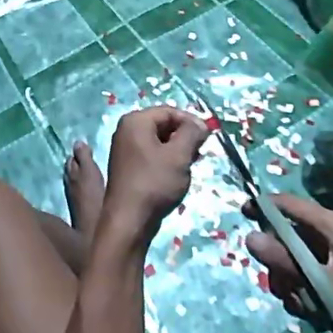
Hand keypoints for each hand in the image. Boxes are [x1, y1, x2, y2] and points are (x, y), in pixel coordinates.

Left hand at [101, 107, 208, 242]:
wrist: (129, 221)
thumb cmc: (154, 183)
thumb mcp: (179, 156)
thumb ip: (192, 134)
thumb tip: (200, 123)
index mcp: (135, 121)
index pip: (169, 111)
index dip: (191, 121)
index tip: (208, 137)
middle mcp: (126, 130)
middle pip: (163, 124)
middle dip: (184, 136)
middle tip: (200, 152)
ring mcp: (124, 149)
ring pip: (158, 141)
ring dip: (176, 149)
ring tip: (190, 164)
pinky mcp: (127, 166)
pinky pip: (151, 154)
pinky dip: (165, 159)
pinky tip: (175, 175)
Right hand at [245, 194, 332, 332]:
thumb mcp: (323, 287)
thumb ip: (286, 262)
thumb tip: (249, 237)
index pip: (290, 204)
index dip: (263, 207)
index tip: (242, 215)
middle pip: (294, 234)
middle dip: (281, 261)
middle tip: (279, 288)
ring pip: (304, 257)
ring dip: (295, 282)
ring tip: (301, 308)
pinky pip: (318, 271)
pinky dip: (311, 290)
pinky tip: (316, 315)